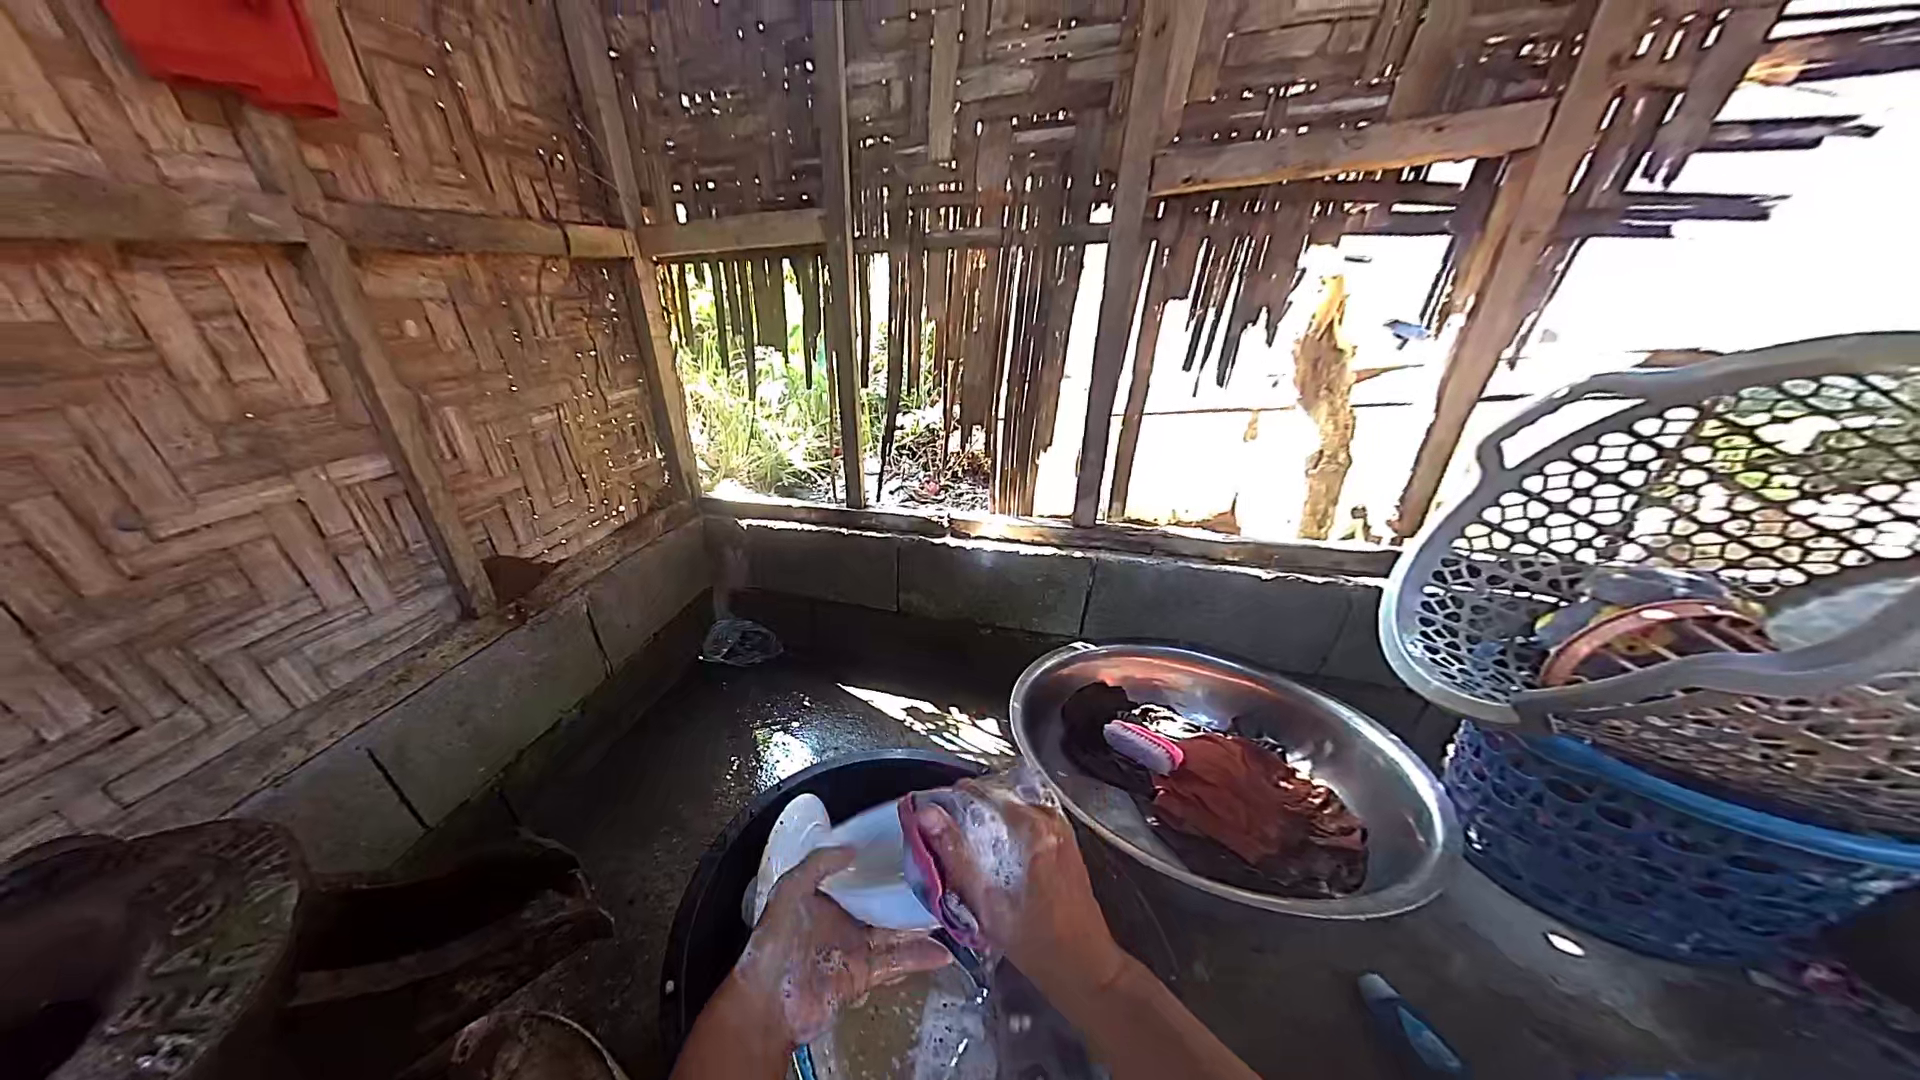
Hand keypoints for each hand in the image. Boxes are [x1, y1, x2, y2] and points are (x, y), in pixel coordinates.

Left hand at [730, 847, 952, 1046]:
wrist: (769, 1003)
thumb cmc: (774, 943)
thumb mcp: (790, 890)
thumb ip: (819, 863)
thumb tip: (853, 848)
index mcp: (827, 897)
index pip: (861, 876)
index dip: (882, 864)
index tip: (909, 850)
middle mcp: (844, 919)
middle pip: (883, 903)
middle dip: (908, 894)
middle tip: (938, 879)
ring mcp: (855, 948)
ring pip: (895, 932)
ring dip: (920, 925)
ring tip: (948, 911)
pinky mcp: (863, 974)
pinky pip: (896, 963)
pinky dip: (919, 958)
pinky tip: (941, 951)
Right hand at [912, 770, 1126, 996]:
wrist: (1086, 967)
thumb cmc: (1036, 942)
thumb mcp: (987, 903)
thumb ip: (955, 854)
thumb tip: (927, 815)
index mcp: (1033, 826)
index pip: (983, 792)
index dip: (953, 801)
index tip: (935, 816)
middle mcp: (1050, 818)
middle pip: (998, 797)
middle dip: (970, 811)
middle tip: (947, 834)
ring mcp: (1060, 828)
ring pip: (1012, 808)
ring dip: (988, 821)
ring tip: (967, 844)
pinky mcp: (1065, 840)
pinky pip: (1028, 820)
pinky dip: (1007, 830)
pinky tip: (994, 855)